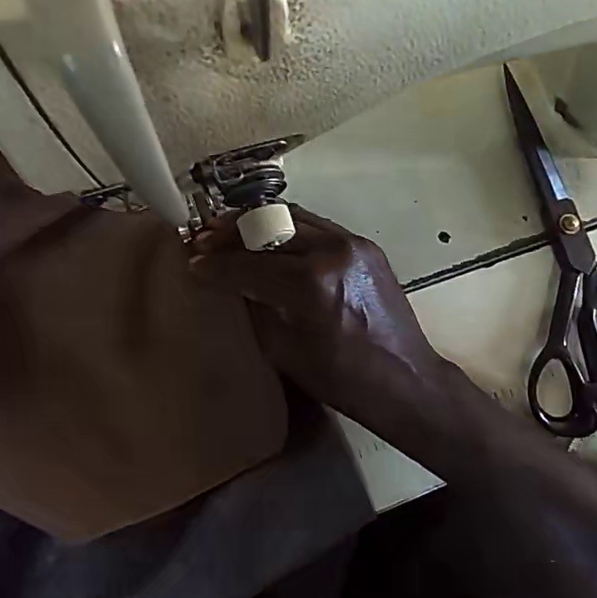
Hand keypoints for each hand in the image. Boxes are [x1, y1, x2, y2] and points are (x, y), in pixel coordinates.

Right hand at [188, 207, 452, 424]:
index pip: (249, 262)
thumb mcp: (283, 349)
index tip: (191, 261)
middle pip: (271, 225)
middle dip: (233, 232)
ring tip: (231, 234)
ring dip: (260, 224)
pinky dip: (289, 231)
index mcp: (311, 282)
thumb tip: (227, 280)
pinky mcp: (366, 246)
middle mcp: (334, 250)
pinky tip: (271, 242)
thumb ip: (254, 306)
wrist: (404, 379)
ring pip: (295, 218)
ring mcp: (355, 243)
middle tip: (205, 237)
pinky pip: (318, 228)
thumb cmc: (342, 378)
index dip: (215, 263)